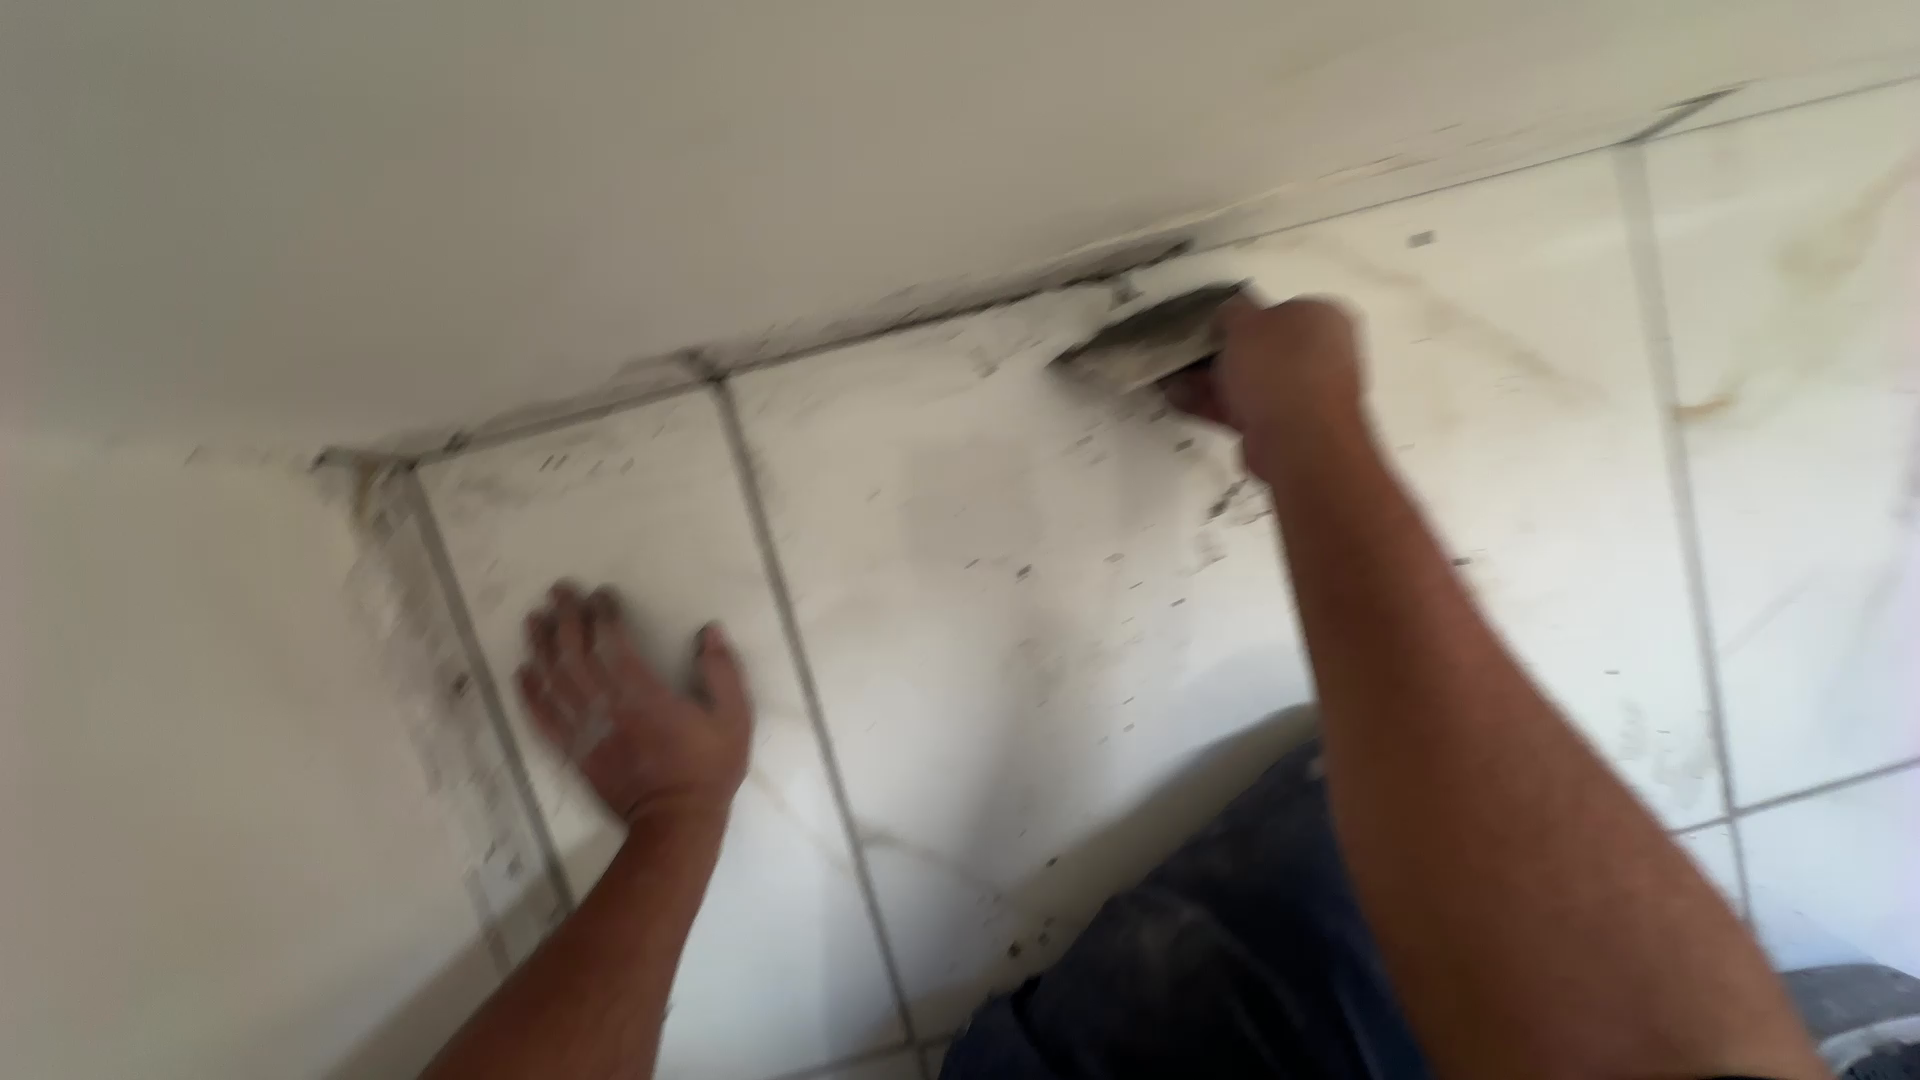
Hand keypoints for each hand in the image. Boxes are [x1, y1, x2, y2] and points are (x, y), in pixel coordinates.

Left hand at [516, 582, 751, 827]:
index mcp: (644, 694)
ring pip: (553, 681)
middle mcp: (607, 707)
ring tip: (533, 619)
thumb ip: (722, 671)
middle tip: (559, 591)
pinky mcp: (574, 753)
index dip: (603, 614)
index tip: (601, 594)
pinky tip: (522, 673)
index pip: (612, 643)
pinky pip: (542, 718)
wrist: (677, 821)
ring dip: (541, 647)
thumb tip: (709, 632)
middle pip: (574, 654)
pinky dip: (529, 693)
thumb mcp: (734, 716)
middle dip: (565, 618)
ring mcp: (585, 731)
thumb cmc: (709, 767)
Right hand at [1161, 295, 1367, 475]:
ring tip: (1169, 381)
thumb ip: (1232, 311)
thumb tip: (1229, 313)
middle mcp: (1320, 353)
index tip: (1208, 328)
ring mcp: (1303, 393)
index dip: (1239, 319)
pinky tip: (1178, 400)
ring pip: (1247, 382)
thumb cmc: (1277, 369)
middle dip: (1216, 355)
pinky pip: (1243, 408)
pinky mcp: (1283, 425)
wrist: (1298, 441)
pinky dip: (1213, 404)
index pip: (1277, 310)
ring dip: (1207, 382)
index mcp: (1322, 318)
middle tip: (1183, 356)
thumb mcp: (1246, 323)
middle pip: (1259, 350)